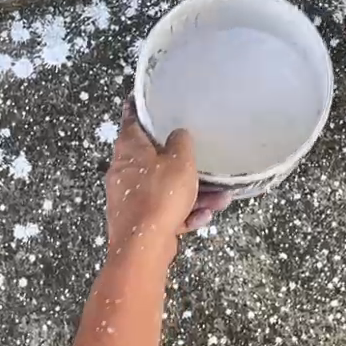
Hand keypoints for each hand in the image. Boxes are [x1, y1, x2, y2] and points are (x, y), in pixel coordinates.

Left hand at [105, 102, 233, 251]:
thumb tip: (178, 135)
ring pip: (165, 188)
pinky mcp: (138, 221)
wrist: (143, 246)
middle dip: (184, 164)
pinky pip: (164, 210)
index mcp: (129, 149)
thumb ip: (181, 142)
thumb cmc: (160, 196)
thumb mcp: (180, 161)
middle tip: (204, 162)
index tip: (143, 99)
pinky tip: (204, 217)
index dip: (138, 108)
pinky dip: (184, 212)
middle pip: (155, 159)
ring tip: (221, 199)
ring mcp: (130, 198)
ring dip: (193, 192)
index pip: (131, 120)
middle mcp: (125, 171)